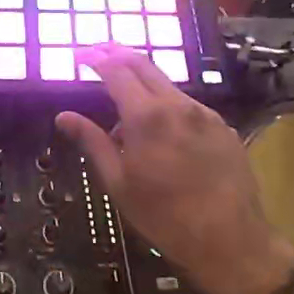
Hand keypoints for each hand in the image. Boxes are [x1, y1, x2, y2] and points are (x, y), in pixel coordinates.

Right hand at [56, 45, 293, 293]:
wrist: (230, 240)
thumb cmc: (163, 215)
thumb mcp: (117, 182)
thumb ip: (92, 141)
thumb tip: (64, 116)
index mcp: (147, 117)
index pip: (116, 71)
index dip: (95, 58)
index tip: (79, 55)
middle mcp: (178, 105)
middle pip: (144, 65)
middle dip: (117, 53)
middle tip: (96, 53)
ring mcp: (205, 115)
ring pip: (167, 85)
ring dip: (141, 85)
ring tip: (123, 116)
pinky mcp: (223, 128)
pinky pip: (186, 105)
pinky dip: (164, 106)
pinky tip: (158, 134)